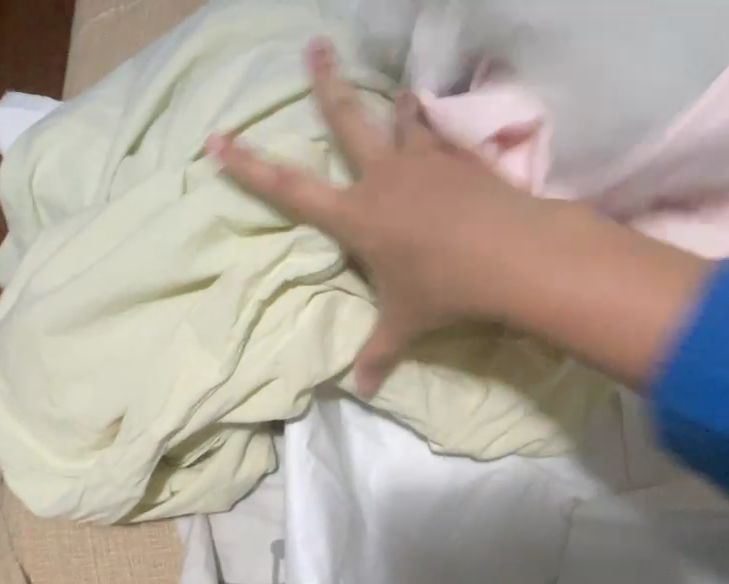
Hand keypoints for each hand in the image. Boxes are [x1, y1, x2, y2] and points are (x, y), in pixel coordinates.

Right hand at [206, 40, 561, 396]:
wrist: (511, 256)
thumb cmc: (444, 291)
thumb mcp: (405, 326)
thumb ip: (379, 354)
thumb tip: (364, 390)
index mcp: (355, 217)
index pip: (288, 189)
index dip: (247, 167)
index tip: (216, 140)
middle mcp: (382, 178)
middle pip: (346, 121)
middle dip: (325, 84)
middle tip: (314, 48)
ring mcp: (423, 162)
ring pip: (401, 119)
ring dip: (395, 105)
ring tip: (396, 93)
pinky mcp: (460, 159)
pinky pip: (441, 137)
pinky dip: (436, 132)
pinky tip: (442, 133)